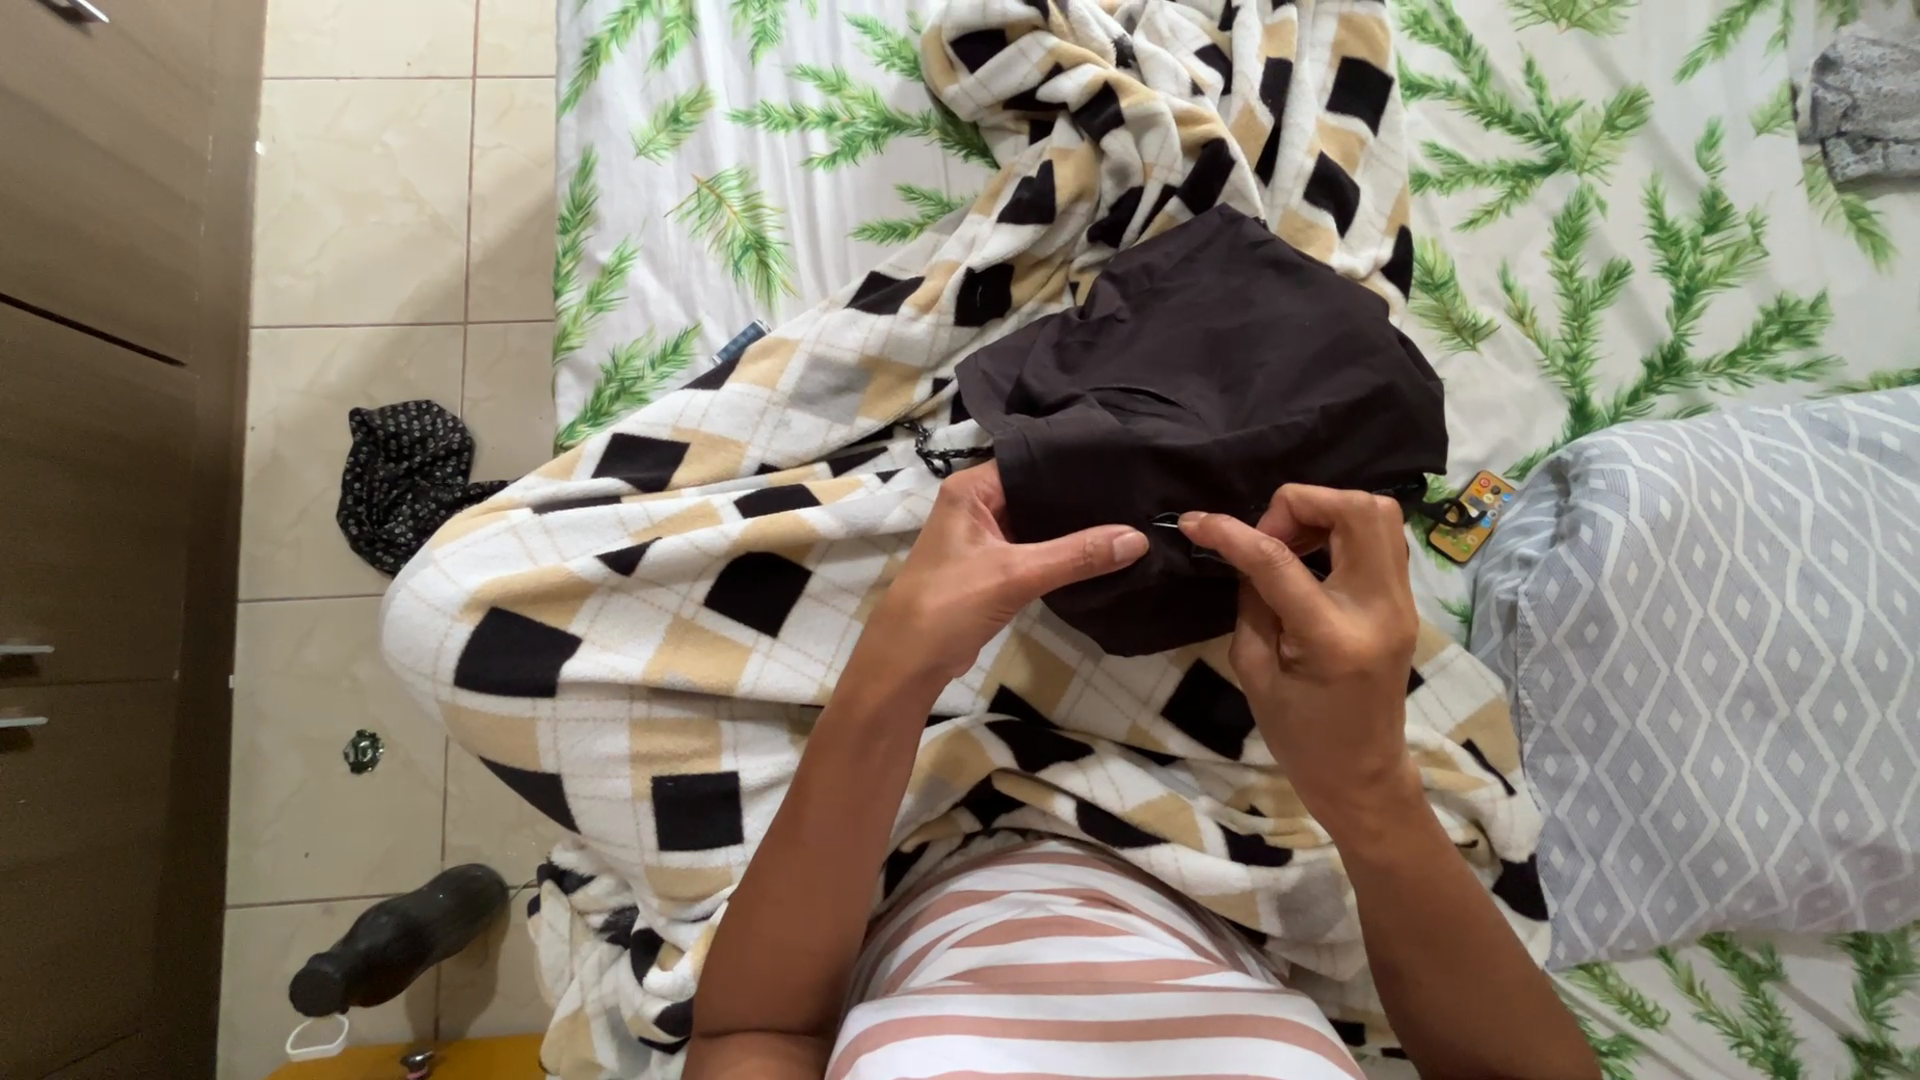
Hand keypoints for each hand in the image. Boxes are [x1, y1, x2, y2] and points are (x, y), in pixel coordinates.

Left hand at [863, 462, 1148, 682]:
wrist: (910, 660)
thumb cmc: (951, 603)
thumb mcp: (1017, 574)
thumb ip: (1077, 555)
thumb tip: (1139, 538)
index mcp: (970, 488)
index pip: (1029, 462)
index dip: (1072, 465)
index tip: (1122, 466)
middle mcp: (975, 504)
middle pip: (1035, 493)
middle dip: (1077, 499)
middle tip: (1135, 495)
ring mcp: (983, 537)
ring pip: (1036, 523)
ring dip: (1070, 529)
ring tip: (1127, 518)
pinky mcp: (991, 567)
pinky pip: (1033, 550)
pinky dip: (1059, 553)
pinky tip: (1098, 553)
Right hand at [1179, 486, 1421, 843]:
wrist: (1362, 773)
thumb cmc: (1298, 735)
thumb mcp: (1253, 671)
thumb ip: (1252, 603)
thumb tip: (1246, 554)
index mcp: (1332, 638)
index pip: (1279, 561)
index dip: (1231, 532)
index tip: (1195, 522)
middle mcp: (1380, 609)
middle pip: (1357, 510)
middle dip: (1298, 504)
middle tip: (1265, 537)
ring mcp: (1402, 602)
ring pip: (1378, 513)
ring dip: (1323, 511)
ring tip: (1287, 542)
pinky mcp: (1404, 601)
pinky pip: (1381, 536)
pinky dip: (1340, 527)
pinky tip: (1310, 554)